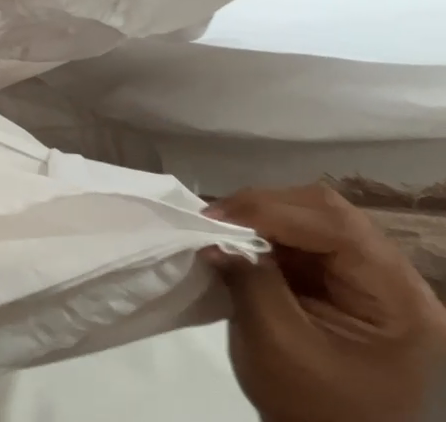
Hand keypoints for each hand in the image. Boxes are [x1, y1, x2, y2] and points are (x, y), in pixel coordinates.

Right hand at [203, 184, 445, 421]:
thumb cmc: (312, 401)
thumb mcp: (277, 342)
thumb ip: (251, 281)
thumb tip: (214, 237)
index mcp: (398, 301)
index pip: (338, 227)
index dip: (270, 210)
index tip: (211, 219)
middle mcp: (396, 283)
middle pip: (331, 213)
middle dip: (265, 207)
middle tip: (213, 222)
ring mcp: (373, 284)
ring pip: (316, 219)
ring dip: (263, 219)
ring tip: (222, 233)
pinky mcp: (346, 286)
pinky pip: (305, 241)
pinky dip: (265, 235)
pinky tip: (240, 247)